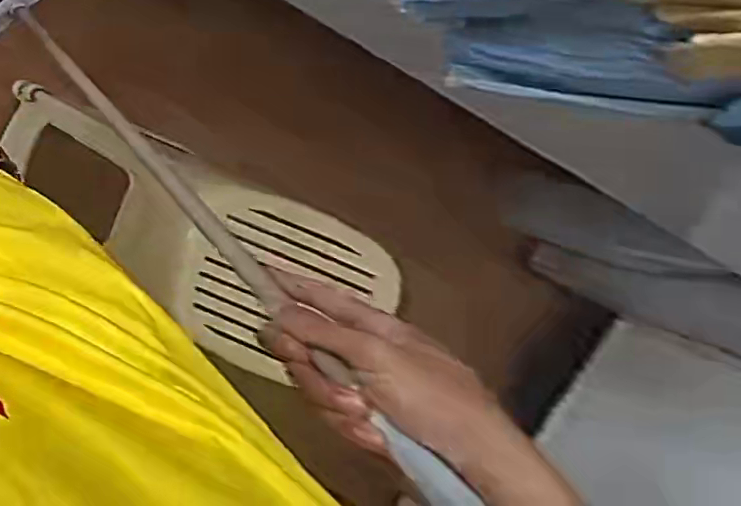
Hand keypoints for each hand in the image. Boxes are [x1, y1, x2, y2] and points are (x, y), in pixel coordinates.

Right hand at [263, 273, 579, 504]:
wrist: (482, 471)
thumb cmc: (443, 403)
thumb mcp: (378, 356)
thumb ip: (323, 331)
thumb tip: (278, 309)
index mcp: (374, 328)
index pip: (321, 296)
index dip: (289, 283)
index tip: (257, 268)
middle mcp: (363, 355)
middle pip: (303, 341)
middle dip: (302, 358)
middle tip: (301, 360)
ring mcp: (364, 389)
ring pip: (311, 379)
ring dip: (331, 398)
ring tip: (362, 412)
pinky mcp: (364, 423)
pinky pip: (329, 413)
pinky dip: (348, 425)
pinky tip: (373, 433)